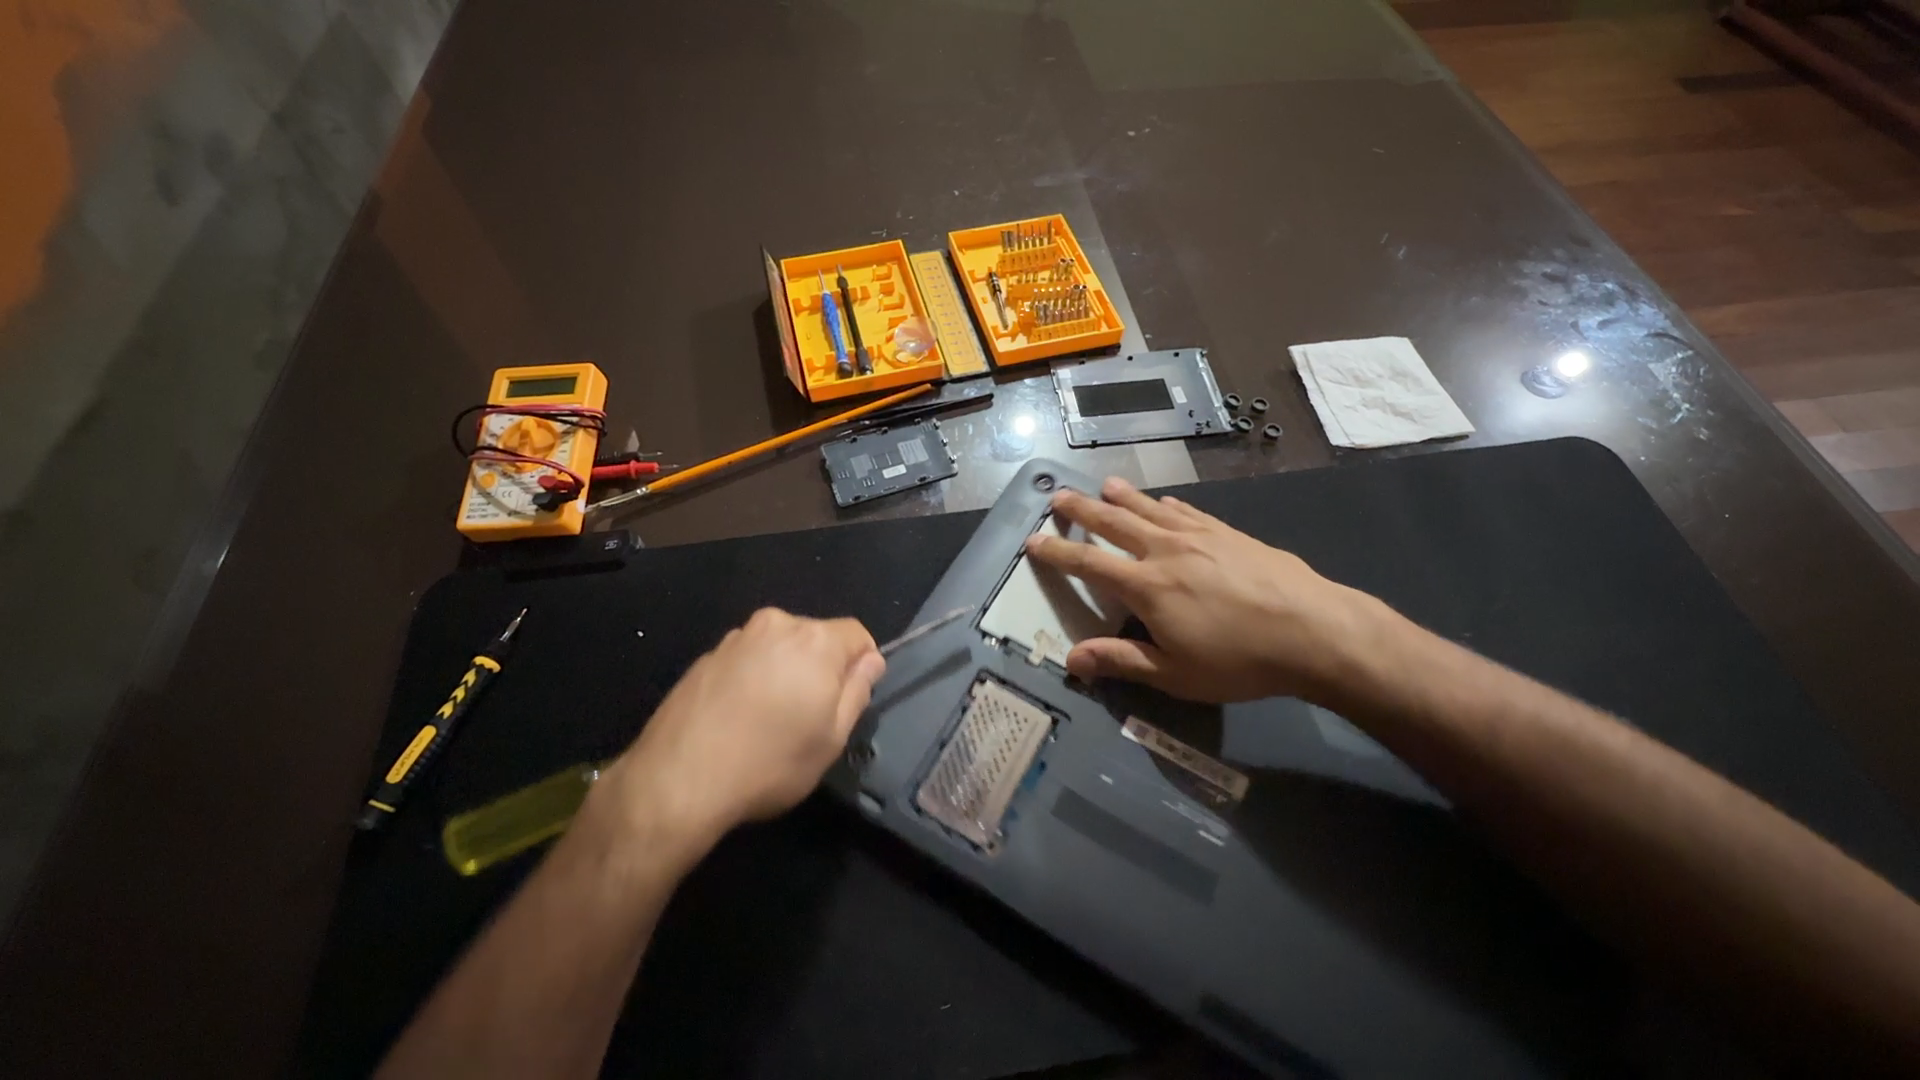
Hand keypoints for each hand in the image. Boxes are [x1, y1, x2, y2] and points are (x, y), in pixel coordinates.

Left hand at [601, 608, 884, 850]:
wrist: (678, 780)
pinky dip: (752, 681)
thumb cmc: (769, 763)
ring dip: (784, 673)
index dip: (862, 666)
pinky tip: (738, 721)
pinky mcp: (705, 658)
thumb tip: (870, 661)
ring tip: (770, 722)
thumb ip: (857, 691)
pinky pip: (746, 661)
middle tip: (810, 718)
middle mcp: (775, 626)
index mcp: (814, 640)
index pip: (857, 634)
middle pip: (816, 637)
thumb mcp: (832, 739)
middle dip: (821, 668)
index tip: (849, 702)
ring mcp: (735, 639)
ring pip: (778, 649)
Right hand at [1025, 478, 1387, 702]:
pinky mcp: (1229, 533)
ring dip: (1123, 496)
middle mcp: (1166, 550)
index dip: (1058, 552)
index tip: (1034, 540)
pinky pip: (1187, 511)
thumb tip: (1071, 659)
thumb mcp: (1175, 674)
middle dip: (1082, 509)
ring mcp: (1201, 536)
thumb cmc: (1239, 661)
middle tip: (1058, 496)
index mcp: (1147, 587)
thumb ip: (1121, 661)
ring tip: (1104, 484)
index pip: (1089, 563)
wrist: (1314, 631)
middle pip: (1114, 522)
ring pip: (1151, 508)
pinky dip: (1167, 504)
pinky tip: (1165, 502)